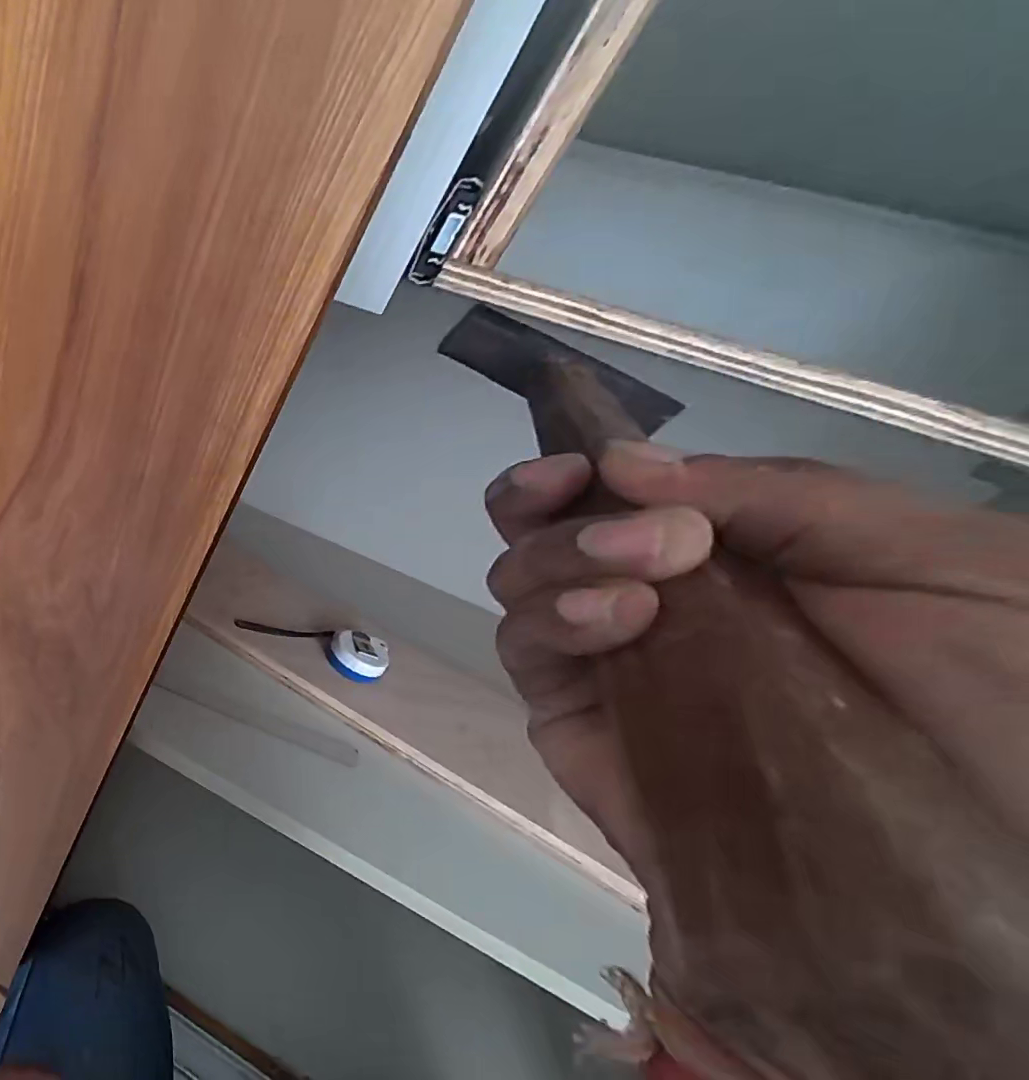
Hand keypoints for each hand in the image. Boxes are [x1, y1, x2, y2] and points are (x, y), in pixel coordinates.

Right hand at [484, 441, 1028, 885]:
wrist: (988, 856)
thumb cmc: (993, 696)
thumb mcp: (926, 559)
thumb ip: (782, 495)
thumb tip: (621, 462)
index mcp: (711, 551)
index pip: (603, 495)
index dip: (568, 473)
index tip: (581, 467)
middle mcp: (636, 595)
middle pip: (535, 532)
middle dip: (551, 515)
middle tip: (646, 537)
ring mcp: (597, 658)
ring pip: (517, 585)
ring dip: (556, 564)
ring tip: (638, 586)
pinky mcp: (568, 716)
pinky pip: (522, 652)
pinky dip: (548, 622)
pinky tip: (611, 620)